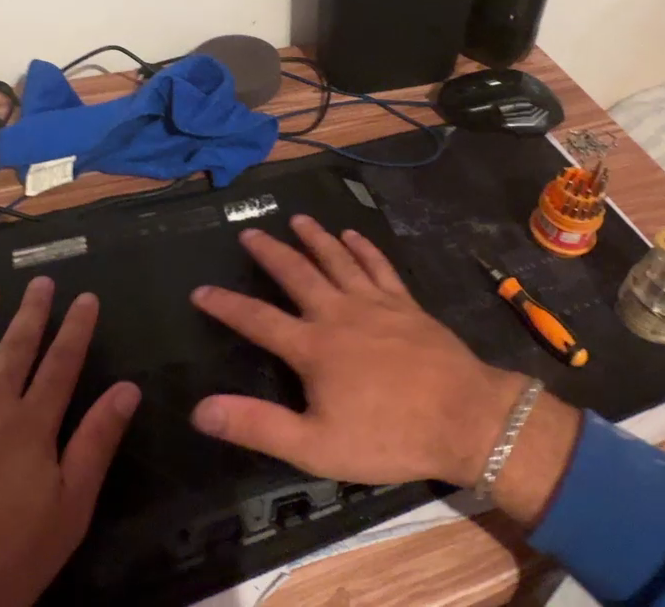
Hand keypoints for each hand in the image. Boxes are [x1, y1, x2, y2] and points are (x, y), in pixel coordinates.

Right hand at [189, 215, 580, 519]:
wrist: (464, 417)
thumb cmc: (388, 436)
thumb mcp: (315, 445)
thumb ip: (257, 425)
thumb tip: (201, 409)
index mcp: (313, 347)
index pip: (257, 320)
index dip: (226, 305)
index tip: (200, 289)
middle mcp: (339, 313)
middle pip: (297, 274)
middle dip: (270, 253)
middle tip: (249, 232)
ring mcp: (376, 303)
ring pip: (338, 259)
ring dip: (315, 238)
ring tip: (297, 219)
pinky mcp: (406, 304)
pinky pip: (379, 266)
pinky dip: (363, 247)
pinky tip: (353, 235)